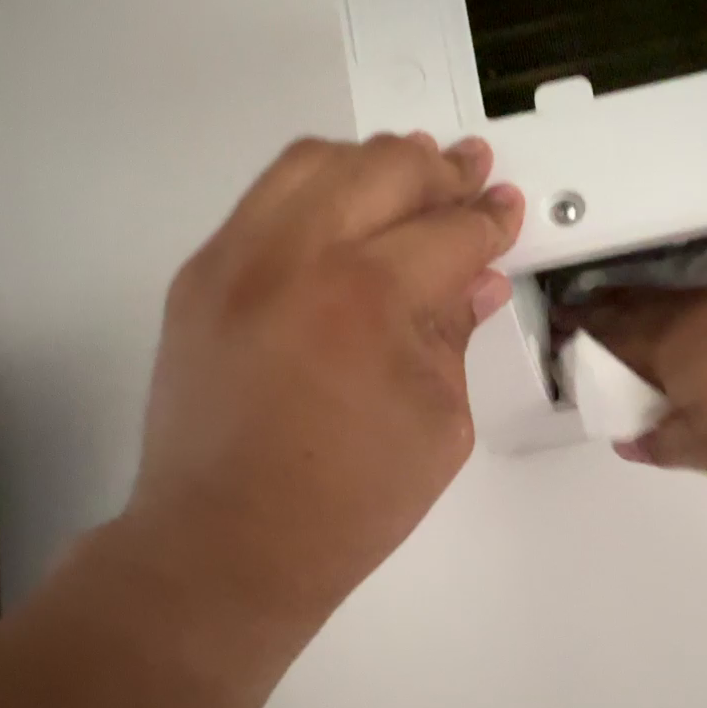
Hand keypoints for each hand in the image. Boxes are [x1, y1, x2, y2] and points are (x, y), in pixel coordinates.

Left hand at [120, 133, 522, 633]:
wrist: (226, 546)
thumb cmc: (350, 504)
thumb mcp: (439, 423)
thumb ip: (454, 334)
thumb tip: (477, 279)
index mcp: (370, 301)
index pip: (450, 231)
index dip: (489, 218)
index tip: (508, 208)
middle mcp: (296, 257)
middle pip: (384, 167)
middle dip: (441, 169)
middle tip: (472, 175)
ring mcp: (234, 260)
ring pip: (314, 161)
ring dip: (374, 163)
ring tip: (411, 179)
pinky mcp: (198, 277)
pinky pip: (264, 201)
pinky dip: (317, 192)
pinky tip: (346, 217)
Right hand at [570, 280, 706, 485]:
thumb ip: (669, 445)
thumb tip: (631, 440)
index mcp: (672, 345)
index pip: (607, 339)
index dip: (580, 342)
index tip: (559, 339)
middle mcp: (700, 310)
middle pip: (636, 305)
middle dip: (602, 312)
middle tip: (581, 317)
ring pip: (677, 300)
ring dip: (645, 308)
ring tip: (634, 324)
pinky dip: (691, 315)